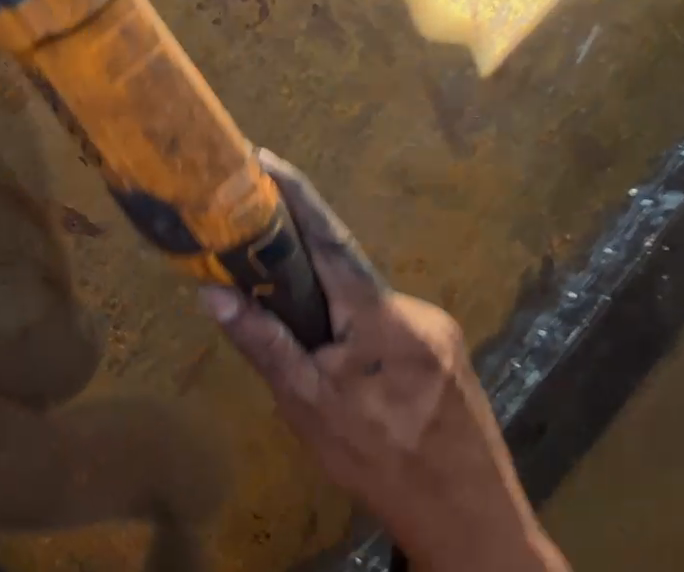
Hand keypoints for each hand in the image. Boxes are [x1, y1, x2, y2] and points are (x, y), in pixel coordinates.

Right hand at [201, 153, 567, 571]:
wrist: (474, 526)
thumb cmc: (381, 461)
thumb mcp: (309, 405)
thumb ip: (263, 343)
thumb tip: (210, 292)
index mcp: (382, 319)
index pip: (330, 241)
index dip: (296, 195)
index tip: (263, 158)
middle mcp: (416, 313)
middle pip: (340, 272)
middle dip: (295, 269)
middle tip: (249, 275)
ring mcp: (437, 334)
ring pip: (358, 302)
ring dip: (322, 310)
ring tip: (298, 353)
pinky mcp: (444, 356)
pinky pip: (379, 323)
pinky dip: (346, 331)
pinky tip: (337, 372)